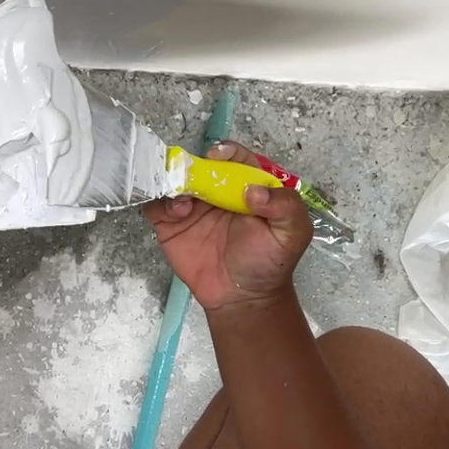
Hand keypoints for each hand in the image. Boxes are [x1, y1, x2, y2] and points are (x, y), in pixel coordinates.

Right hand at [144, 141, 312, 313]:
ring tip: (183, 202)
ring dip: (172, 183)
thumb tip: (254, 191)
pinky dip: (160, 203)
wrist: (241, 297)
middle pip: (197, 166)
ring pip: (173, 182)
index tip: (217, 155)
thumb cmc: (269, 262)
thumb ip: (285, 207)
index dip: (225, 151)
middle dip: (190, 165)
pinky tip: (176, 214)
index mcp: (244, 186)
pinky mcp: (169, 224)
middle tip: (189, 176)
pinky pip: (156, 206)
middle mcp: (215, 191)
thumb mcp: (292, 234)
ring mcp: (190, 207)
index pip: (234, 159)